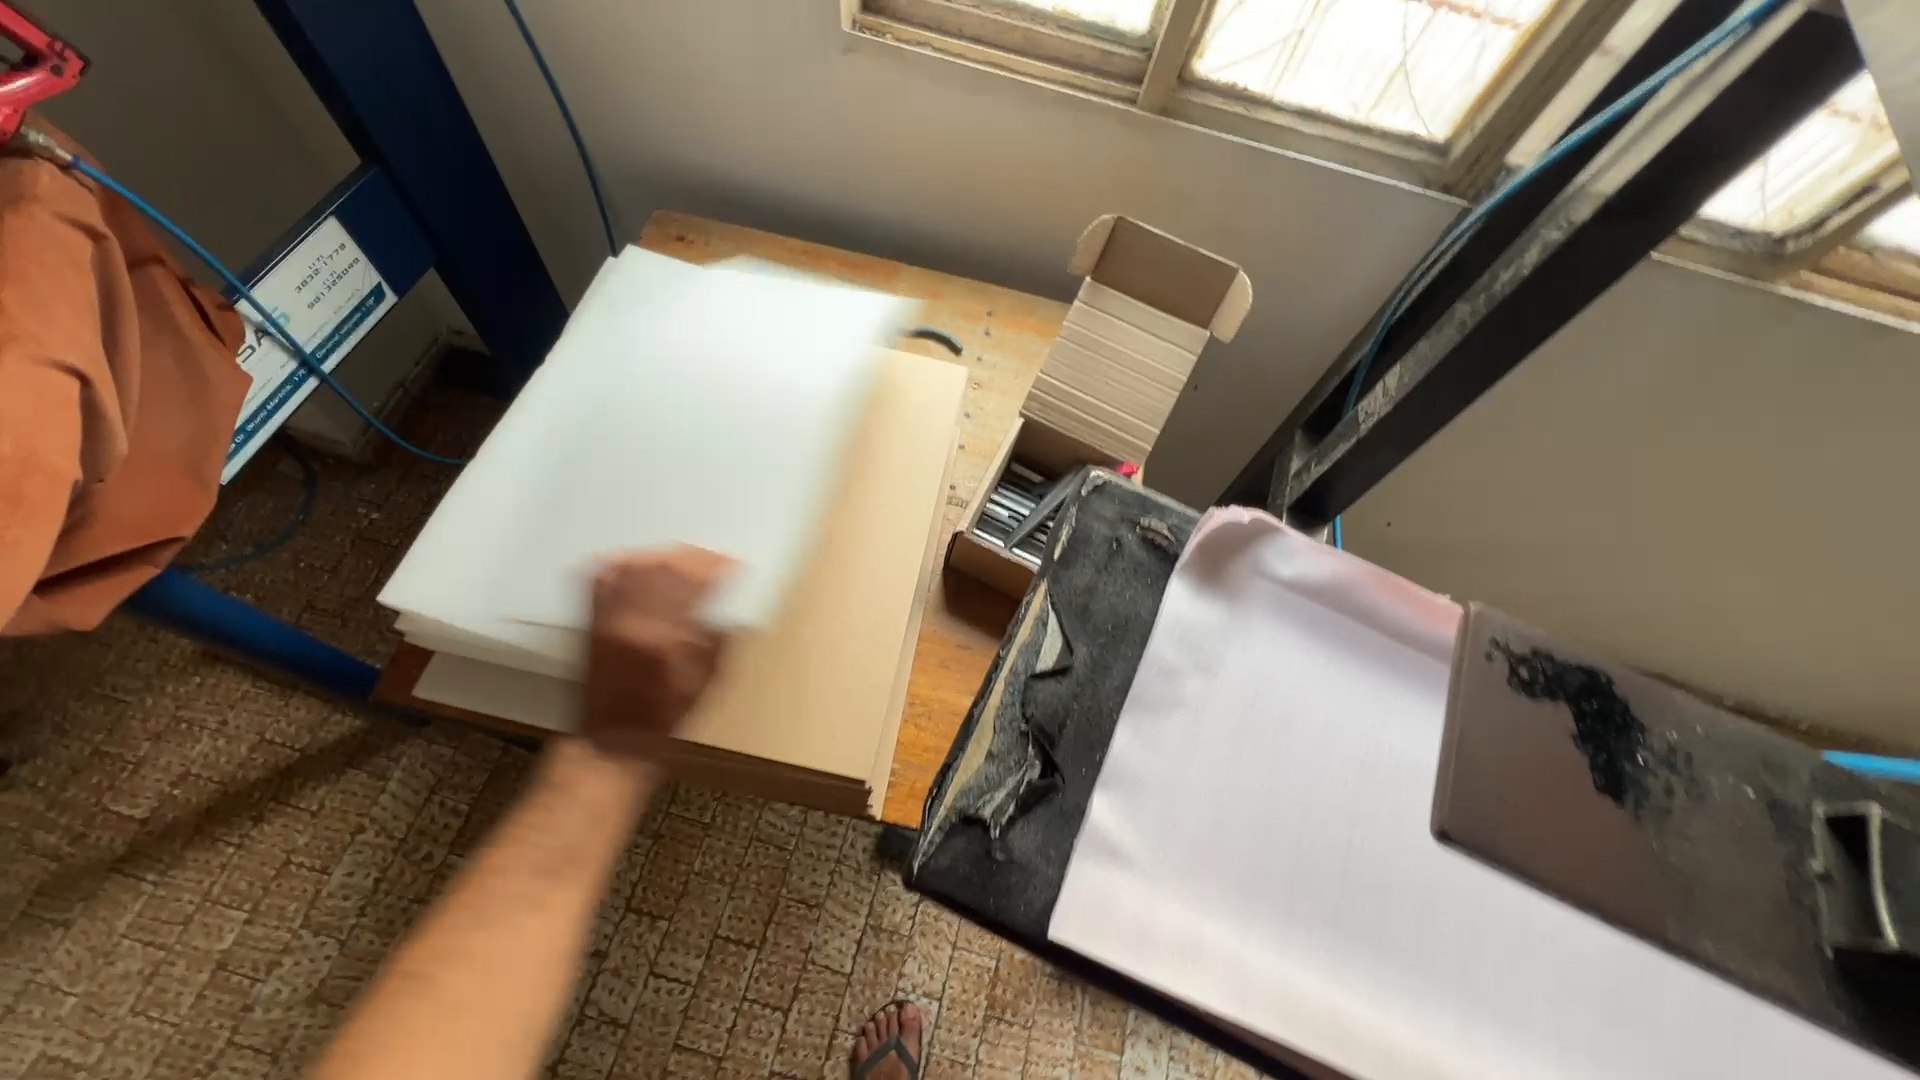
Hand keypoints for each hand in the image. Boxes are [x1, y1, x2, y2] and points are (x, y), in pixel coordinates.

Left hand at [581, 546, 733, 759]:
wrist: (611, 742)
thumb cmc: (666, 716)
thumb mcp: (707, 681)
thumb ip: (719, 639)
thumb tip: (729, 606)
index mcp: (665, 636)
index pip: (695, 583)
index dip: (719, 567)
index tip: (736, 565)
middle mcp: (631, 620)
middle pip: (664, 566)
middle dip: (694, 557)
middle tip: (714, 559)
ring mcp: (606, 617)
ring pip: (635, 565)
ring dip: (663, 556)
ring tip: (683, 559)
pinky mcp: (590, 621)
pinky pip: (602, 578)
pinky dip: (622, 563)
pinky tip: (639, 563)